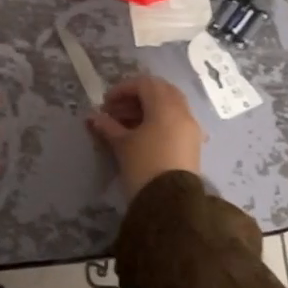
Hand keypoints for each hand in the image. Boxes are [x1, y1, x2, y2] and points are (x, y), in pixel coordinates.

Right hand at [86, 75, 203, 197]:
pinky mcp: (193, 144)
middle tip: (117, 110)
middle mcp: (182, 112)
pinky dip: (159, 121)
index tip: (105, 102)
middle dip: (137, 97)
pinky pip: (176, 122)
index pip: (144, 84)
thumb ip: (108, 126)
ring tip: (125, 125)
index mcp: (165, 106)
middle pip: (160, 91)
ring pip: (169, 106)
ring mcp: (191, 128)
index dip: (123, 89)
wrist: (171, 203)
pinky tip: (143, 136)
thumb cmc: (144, 165)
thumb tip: (94, 117)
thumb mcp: (122, 144)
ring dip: (147, 109)